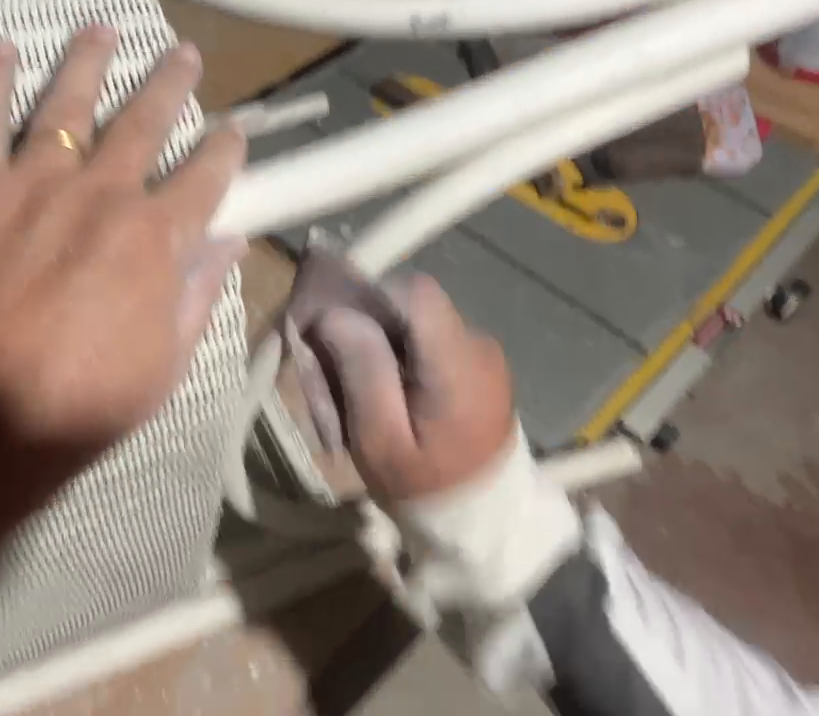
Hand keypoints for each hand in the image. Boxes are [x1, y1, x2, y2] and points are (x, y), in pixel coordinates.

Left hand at [0, 23, 246, 450]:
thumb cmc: (68, 413)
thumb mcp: (159, 371)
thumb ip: (195, 297)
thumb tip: (227, 244)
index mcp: (153, 241)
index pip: (204, 179)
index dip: (225, 152)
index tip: (234, 129)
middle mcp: (97, 195)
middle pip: (143, 123)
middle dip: (169, 84)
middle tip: (183, 53)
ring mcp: (27, 185)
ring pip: (66, 104)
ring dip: (88, 62)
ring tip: (100, 27)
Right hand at [302, 274, 516, 501]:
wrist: (481, 527)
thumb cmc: (425, 488)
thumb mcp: (378, 440)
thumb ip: (361, 370)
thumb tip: (337, 314)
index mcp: (458, 362)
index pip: (415, 291)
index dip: (371, 300)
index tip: (341, 337)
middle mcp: (477, 344)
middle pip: (409, 306)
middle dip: (367, 329)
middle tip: (340, 377)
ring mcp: (481, 354)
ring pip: (413, 323)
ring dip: (380, 346)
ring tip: (364, 395)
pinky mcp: (477, 366)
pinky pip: (428, 342)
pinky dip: (400, 359)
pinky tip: (390, 397)